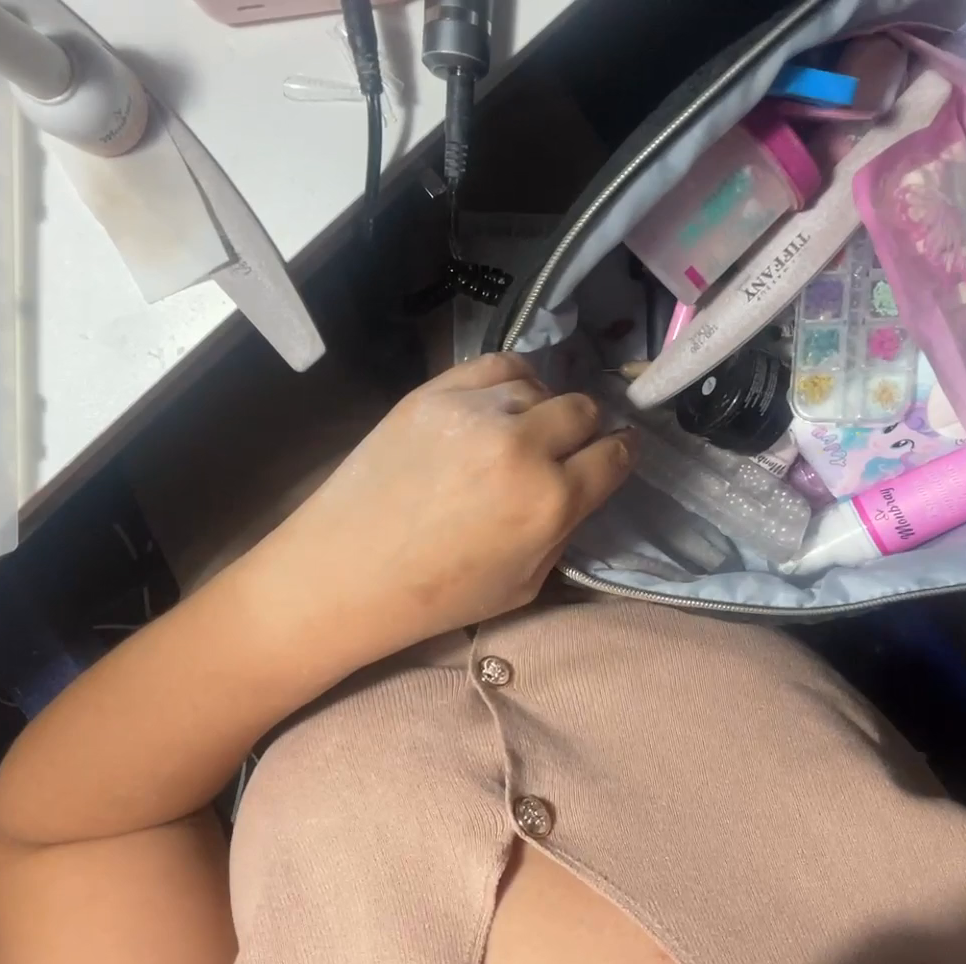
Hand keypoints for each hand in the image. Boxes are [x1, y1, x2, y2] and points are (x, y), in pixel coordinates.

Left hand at [257, 353, 635, 654]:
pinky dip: (510, 382)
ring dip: (542, 409)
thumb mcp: (525, 585)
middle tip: (564, 449)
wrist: (344, 573)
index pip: (614, 455)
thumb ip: (564, 529)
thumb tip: (580, 486)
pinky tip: (500, 404)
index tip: (613, 457)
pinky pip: (495, 365)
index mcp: (549, 502)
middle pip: (583, 409)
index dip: (620, 455)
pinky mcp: (433, 393)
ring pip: (539, 386)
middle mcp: (521, 446)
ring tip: (521, 431)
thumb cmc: (438, 596)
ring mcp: (474, 412)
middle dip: (585, 430)